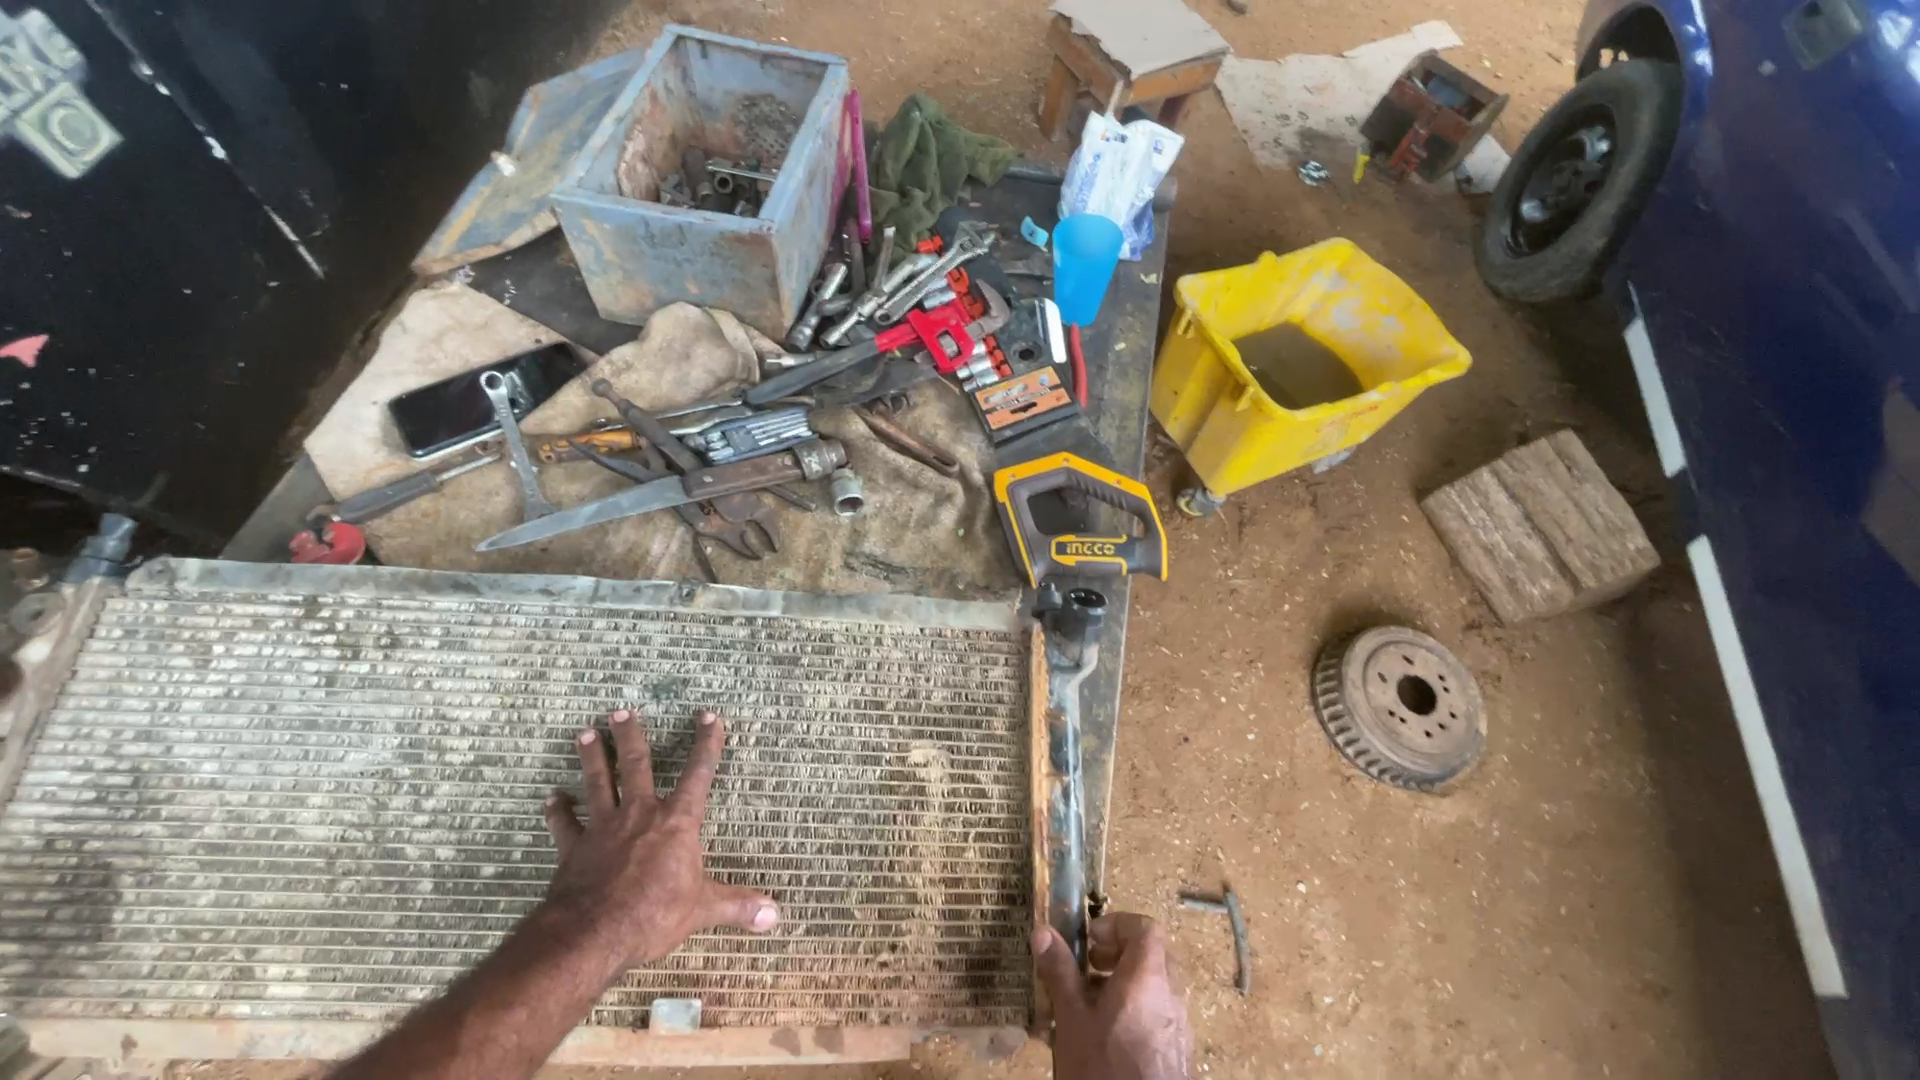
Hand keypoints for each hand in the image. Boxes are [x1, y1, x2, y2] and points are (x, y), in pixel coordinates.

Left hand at [540, 707, 778, 967]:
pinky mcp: (574, 849)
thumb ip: (737, 906)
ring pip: (597, 783)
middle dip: (630, 736)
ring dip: (592, 758)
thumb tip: (775, 915)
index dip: (706, 743)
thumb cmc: (653, 915)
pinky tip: (552, 798)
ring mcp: (603, 829)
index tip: (708, 715)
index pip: (698, 774)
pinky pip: (564, 825)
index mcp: (677, 822)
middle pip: (635, 766)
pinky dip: (557, 811)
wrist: (592, 934)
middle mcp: (640, 814)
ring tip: (586, 733)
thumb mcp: (702, 909)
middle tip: (621, 711)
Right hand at [1033, 914, 1193, 1079]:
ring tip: (1088, 1007)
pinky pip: (1158, 1015)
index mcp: (1148, 977)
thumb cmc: (1104, 1067)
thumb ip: (1060, 972)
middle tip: (1087, 970)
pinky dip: (1133, 1012)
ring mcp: (1179, 1026)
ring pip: (1154, 988)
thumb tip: (1043, 932)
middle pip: (1152, 956)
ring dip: (1122, 986)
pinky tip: (1104, 1038)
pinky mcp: (1178, 1054)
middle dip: (1117, 956)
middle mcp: (1171, 996)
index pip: (1146, 927)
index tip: (1089, 941)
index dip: (1116, 925)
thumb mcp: (1072, 1018)